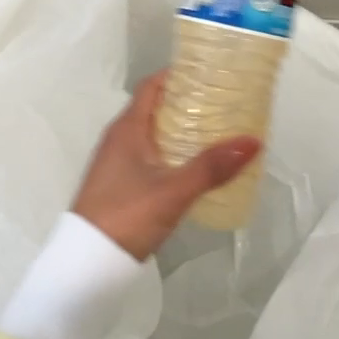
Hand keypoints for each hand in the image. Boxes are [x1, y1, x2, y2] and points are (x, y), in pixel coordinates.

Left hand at [71, 71, 261, 259]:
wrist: (86, 264)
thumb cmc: (127, 215)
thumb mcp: (173, 191)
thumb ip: (211, 167)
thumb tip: (252, 141)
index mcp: (127, 127)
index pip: (152, 86)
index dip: (177, 76)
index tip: (208, 74)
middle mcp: (118, 137)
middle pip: (154, 108)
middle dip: (185, 104)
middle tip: (221, 105)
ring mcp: (115, 162)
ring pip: (152, 134)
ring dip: (178, 130)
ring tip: (213, 134)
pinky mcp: (117, 185)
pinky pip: (148, 156)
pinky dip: (170, 152)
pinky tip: (190, 169)